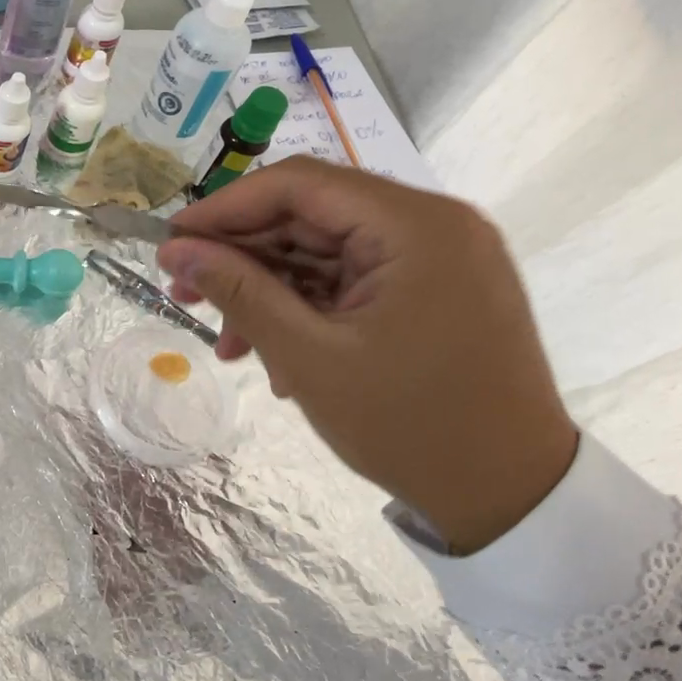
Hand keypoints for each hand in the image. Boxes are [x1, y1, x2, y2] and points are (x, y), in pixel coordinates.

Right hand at [158, 157, 577, 552]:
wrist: (510, 496)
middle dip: (242, 256)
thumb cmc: (408, 425)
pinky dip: (306, 309)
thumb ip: (238, 291)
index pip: (299, 184)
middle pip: (311, 215)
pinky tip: (273, 353)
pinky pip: (352, 281)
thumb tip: (174, 251)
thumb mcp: (307, 356)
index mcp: (415, 226)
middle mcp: (433, 225)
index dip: (225, 208)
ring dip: (268, 290)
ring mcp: (438, 258)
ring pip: (325, 252)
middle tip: (184, 294)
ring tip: (227, 344)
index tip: (170, 244)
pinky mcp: (435, 290)